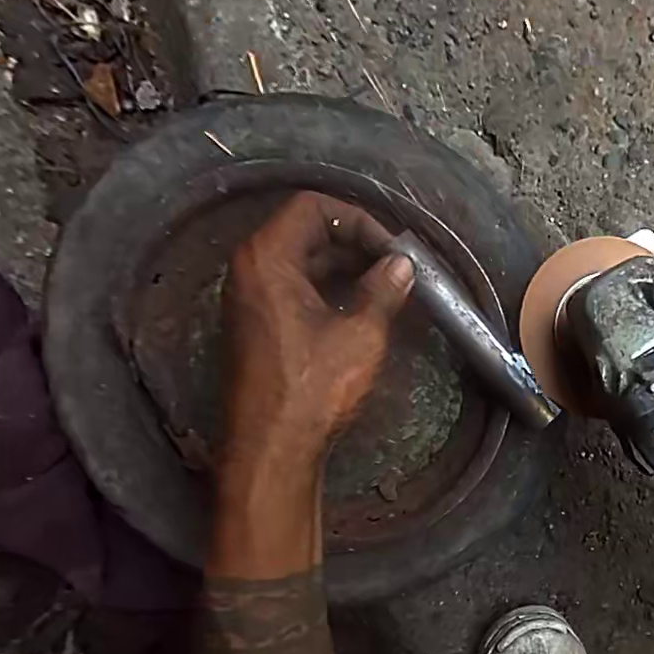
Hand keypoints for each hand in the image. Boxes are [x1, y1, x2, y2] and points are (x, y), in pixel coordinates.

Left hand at [220, 192, 414, 472]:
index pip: (312, 208)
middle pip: (305, 233)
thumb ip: (383, 291)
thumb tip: (402, 265)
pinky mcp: (259, 326)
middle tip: (396, 268)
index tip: (392, 249)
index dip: (358, 220)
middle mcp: (250, 271)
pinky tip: (362, 309)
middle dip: (354, 245)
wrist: (274, 445)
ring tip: (387, 288)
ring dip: (344, 269)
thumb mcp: (361, 335)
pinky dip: (328, 290)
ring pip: (301, 263)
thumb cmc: (315, 387)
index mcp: (268, 259)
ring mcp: (251, 300)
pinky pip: (294, 290)